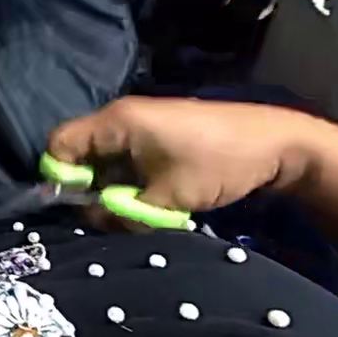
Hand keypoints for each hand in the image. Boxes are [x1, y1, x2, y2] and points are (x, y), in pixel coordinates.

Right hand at [46, 97, 337, 212]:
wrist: (278, 144)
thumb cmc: (218, 163)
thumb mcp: (166, 198)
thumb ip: (121, 212)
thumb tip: (92, 219)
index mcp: (117, 122)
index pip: (60, 144)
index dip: (59, 178)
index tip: (78, 207)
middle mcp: (121, 117)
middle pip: (79, 152)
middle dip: (85, 186)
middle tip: (104, 215)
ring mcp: (139, 124)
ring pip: (102, 158)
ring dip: (108, 186)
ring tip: (129, 210)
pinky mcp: (155, 134)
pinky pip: (123, 157)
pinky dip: (125, 180)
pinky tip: (145, 199)